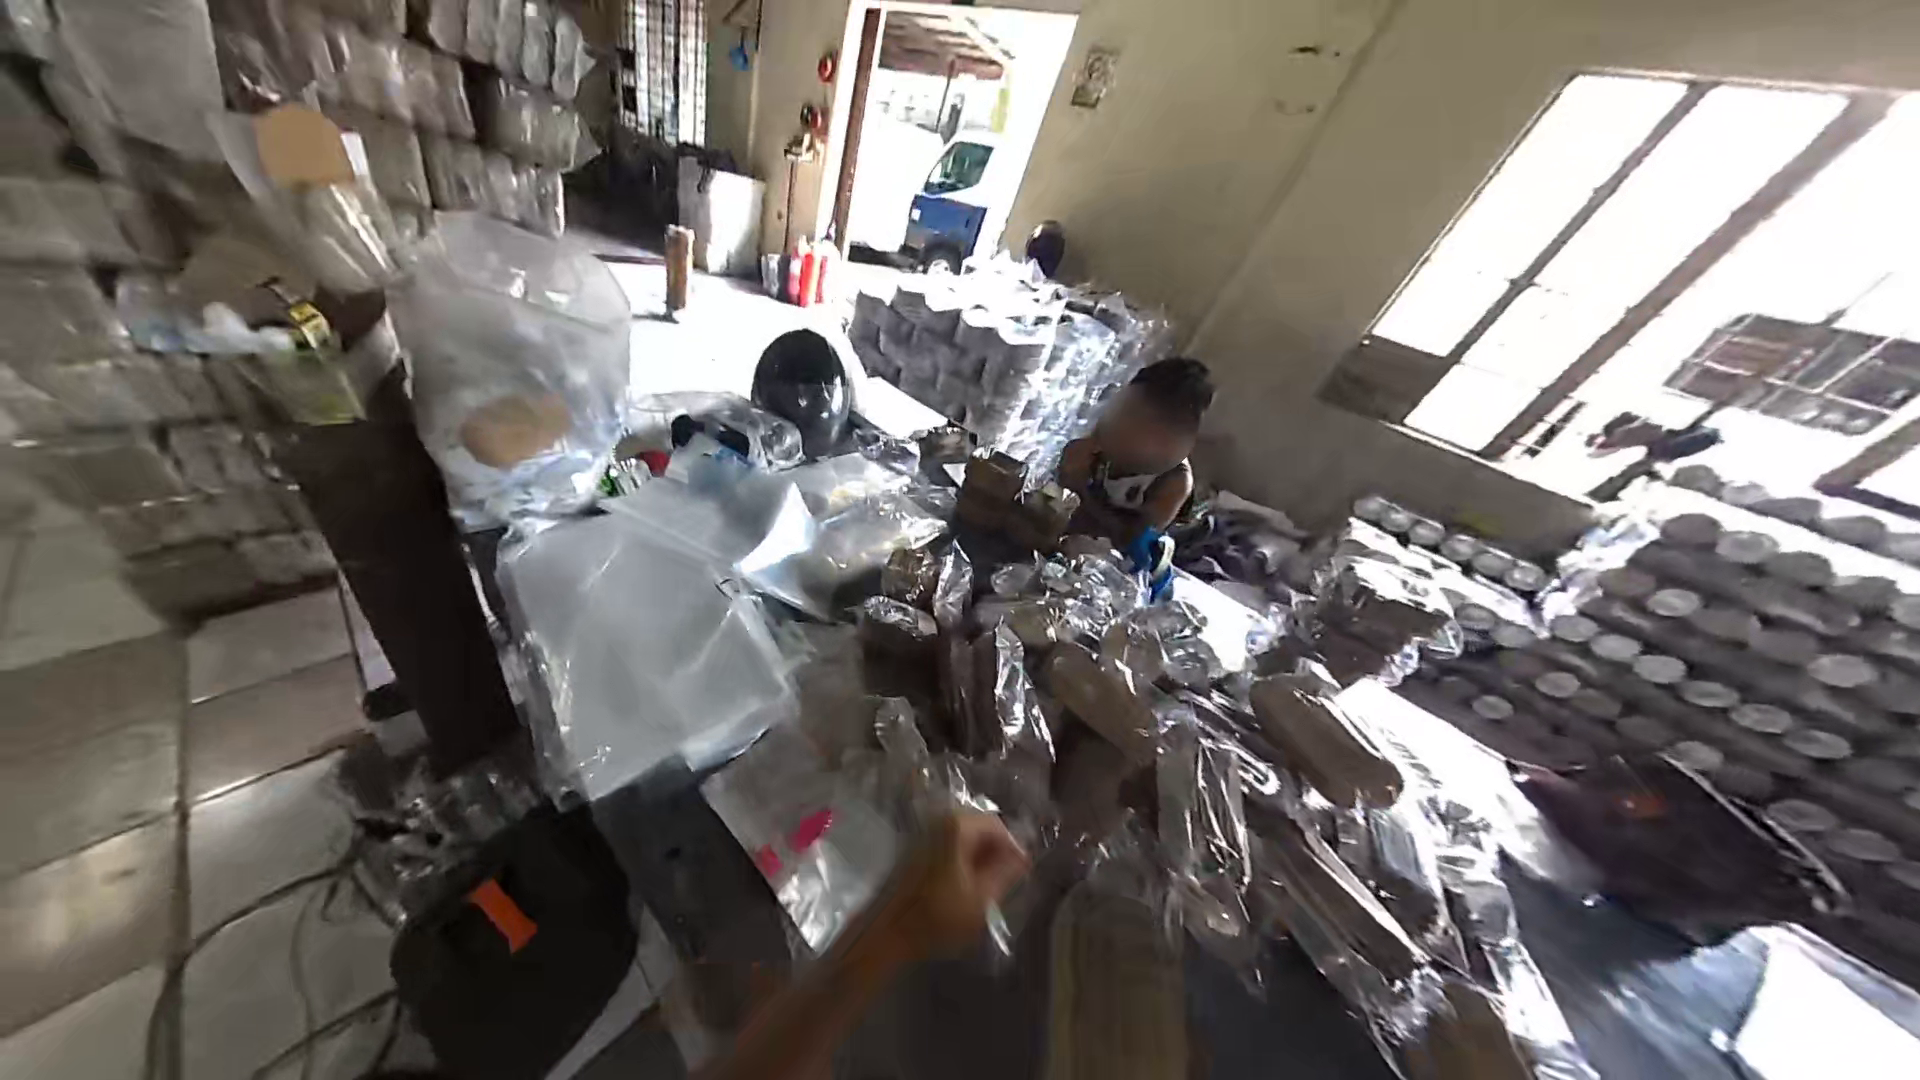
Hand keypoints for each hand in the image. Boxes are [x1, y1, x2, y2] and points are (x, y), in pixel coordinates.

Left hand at [880, 811, 1029, 956]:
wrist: (890, 931)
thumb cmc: (938, 915)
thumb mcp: (981, 898)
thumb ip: (1006, 872)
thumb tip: (1023, 857)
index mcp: (958, 827)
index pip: (998, 825)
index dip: (1013, 847)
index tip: (1023, 870)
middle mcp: (941, 820)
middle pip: (981, 827)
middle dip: (997, 850)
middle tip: (1009, 878)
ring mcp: (927, 832)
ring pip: (966, 837)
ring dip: (982, 856)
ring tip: (991, 884)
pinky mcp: (918, 846)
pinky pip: (951, 844)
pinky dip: (964, 859)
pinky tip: (968, 884)